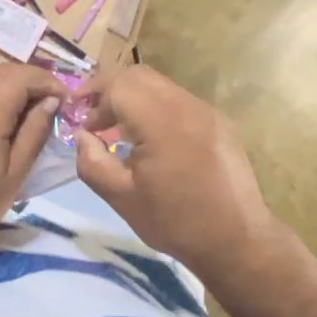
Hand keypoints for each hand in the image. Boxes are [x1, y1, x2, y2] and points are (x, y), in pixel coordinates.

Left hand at [0, 64, 66, 256]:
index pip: (19, 76)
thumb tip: (51, 101)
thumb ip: (34, 133)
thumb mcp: (13, 178)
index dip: (46, 80)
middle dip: (29, 82)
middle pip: (0, 72)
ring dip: (6, 91)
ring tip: (22, 116)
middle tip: (49, 104)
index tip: (63, 98)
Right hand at [73, 66, 278, 268]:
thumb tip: (82, 136)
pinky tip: (152, 141)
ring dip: (134, 99)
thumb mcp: (121, 198)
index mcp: (161, 120)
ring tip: (119, 130)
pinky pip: (180, 102)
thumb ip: (92, 162)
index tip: (80, 122)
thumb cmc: (175, 221)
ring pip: (161, 86)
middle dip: (110, 91)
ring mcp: (207, 112)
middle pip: (139, 76)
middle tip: (93, 118)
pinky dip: (157, 109)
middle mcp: (187, 105)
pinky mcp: (220, 123)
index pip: (118, 85)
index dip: (92, 97)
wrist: (236, 240)